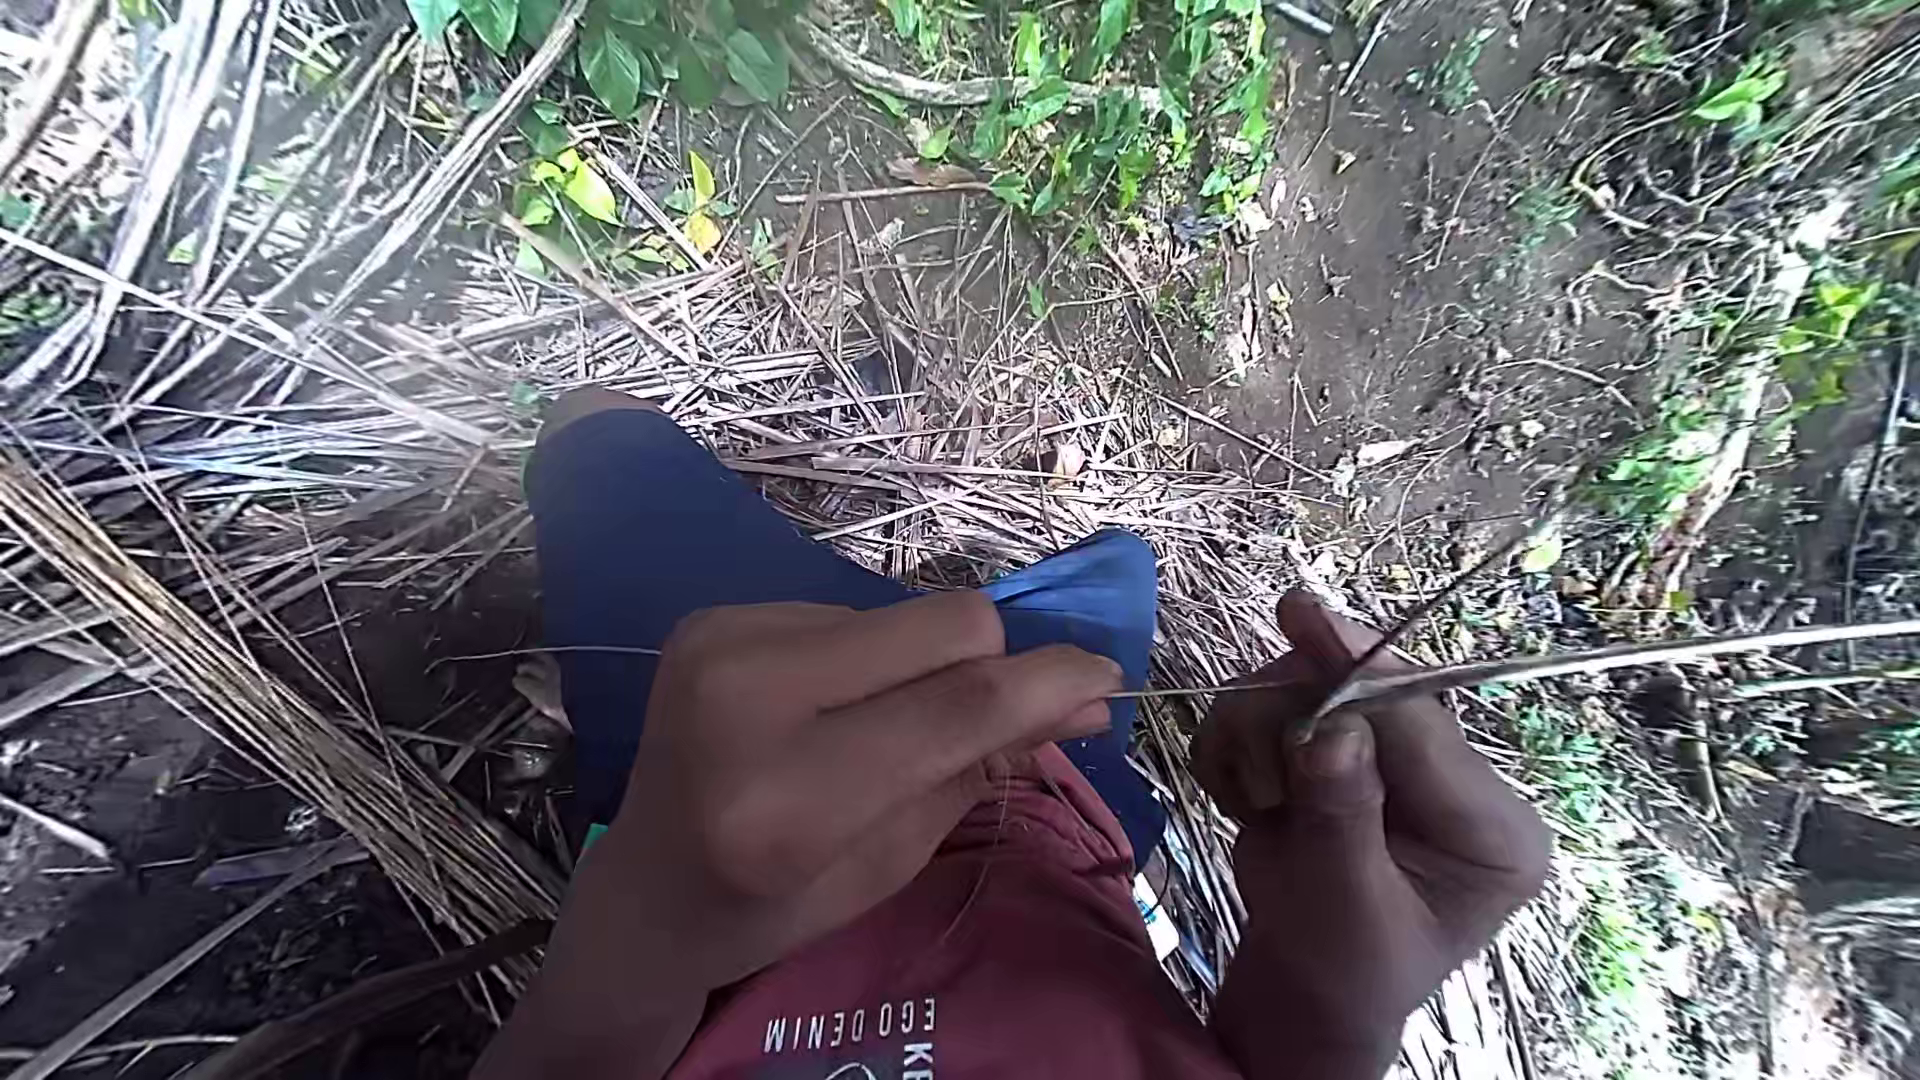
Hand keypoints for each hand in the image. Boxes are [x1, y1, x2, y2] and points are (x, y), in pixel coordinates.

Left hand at [477, 592, 1121, 1079]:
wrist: (643, 890)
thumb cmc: (774, 900)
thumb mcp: (895, 855)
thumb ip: (987, 762)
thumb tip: (1081, 699)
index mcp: (790, 799)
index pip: (957, 708)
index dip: (1046, 681)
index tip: (1102, 673)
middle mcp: (746, 697)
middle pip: (942, 625)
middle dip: (990, 658)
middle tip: (987, 701)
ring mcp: (722, 640)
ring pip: (901, 610)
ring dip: (922, 659)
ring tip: (877, 716)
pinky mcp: (715, 614)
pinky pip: (848, 610)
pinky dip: (867, 652)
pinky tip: (825, 698)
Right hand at [1193, 591, 1549, 1077]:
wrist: (1306, 973)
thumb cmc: (1342, 961)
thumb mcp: (1349, 907)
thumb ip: (1343, 816)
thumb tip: (1328, 728)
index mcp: (1483, 817)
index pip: (1419, 718)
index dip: (1357, 664)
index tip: (1299, 614)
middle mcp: (1435, 768)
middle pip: (1340, 686)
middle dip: (1279, 726)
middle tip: (1264, 792)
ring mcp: (1370, 748)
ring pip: (1286, 687)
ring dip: (1247, 740)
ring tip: (1256, 805)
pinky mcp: (1317, 741)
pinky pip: (1251, 705)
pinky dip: (1228, 746)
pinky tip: (1245, 794)